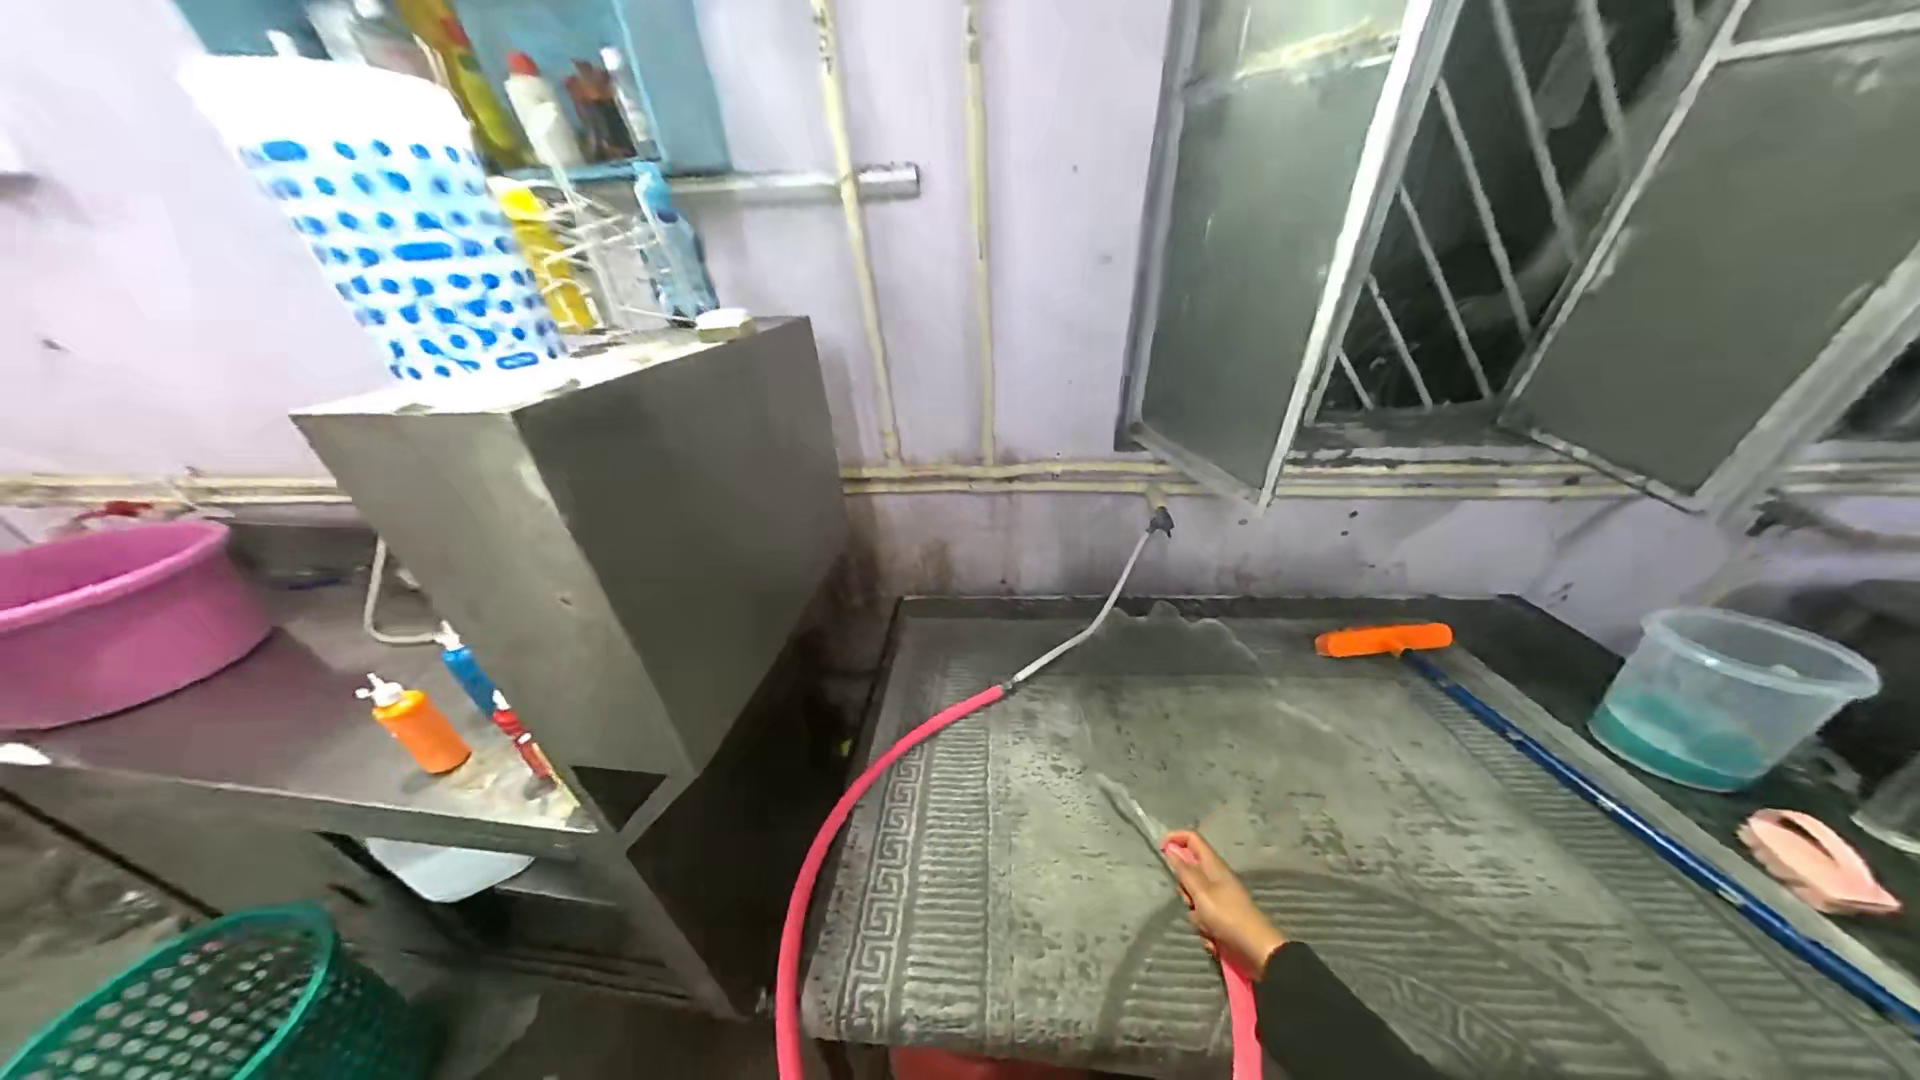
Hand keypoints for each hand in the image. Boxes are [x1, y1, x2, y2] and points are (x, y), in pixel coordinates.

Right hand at [1161, 829, 1287, 977]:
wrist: (1259, 952)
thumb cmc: (1229, 917)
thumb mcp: (1201, 893)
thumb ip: (1184, 871)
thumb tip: (1170, 848)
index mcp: (1213, 865)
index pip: (1192, 838)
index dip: (1175, 838)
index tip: (1160, 850)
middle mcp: (1215, 878)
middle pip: (1188, 872)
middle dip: (1184, 889)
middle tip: (1190, 900)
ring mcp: (1219, 899)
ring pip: (1193, 898)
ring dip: (1195, 914)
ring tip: (1206, 926)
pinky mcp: (1221, 918)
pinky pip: (1202, 918)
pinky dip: (1205, 929)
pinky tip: (1213, 940)